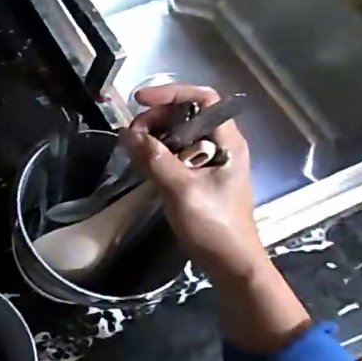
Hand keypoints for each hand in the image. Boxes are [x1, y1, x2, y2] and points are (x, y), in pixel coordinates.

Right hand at [126, 84, 312, 351]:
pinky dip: (160, 153)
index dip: (172, 94)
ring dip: (157, 136)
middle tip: (133, 133)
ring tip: (134, 147)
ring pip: (182, 135)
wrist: (233, 266)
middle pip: (189, 115)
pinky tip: (144, 162)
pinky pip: (179, 154)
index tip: (140, 102)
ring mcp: (213, 163)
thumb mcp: (181, 190)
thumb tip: (128, 134)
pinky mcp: (202, 179)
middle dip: (158, 117)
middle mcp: (223, 146)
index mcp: (229, 142)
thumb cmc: (214, 227)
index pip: (204, 99)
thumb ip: (155, 160)